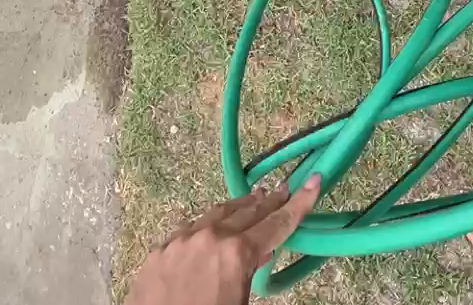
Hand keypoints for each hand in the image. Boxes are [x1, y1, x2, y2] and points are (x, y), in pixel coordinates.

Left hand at [123, 176, 321, 304]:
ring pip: (217, 214)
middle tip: (284, 190)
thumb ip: (252, 273)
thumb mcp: (242, 303)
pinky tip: (211, 228)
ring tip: (254, 201)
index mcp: (237, 254)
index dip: (298, 203)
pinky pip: (189, 229)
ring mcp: (181, 241)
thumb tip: (260, 252)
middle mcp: (210, 237)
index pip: (276, 223)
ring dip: (239, 208)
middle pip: (248, 212)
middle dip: (269, 202)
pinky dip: (207, 226)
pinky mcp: (159, 251)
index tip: (313, 181)